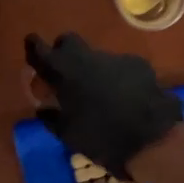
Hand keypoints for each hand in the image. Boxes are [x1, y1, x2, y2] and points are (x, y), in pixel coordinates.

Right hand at [24, 33, 183, 177]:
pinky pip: (119, 67)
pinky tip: (123, 97)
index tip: (31, 48)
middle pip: (70, 42)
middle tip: (64, 73)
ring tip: (99, 94)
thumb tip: (43, 108)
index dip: (33, 48)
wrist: (152, 140)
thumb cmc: (102, 139)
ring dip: (93, 70)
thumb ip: (52, 117)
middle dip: (63, 51)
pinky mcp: (140, 65)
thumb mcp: (68, 134)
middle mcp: (89, 57)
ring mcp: (117, 58)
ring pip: (97, 57)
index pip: (40, 50)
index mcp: (65, 72)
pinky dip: (116, 77)